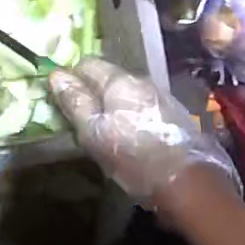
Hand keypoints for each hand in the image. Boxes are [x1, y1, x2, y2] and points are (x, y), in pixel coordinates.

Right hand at [47, 58, 238, 207]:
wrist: (188, 182)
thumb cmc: (134, 158)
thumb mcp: (94, 133)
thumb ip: (75, 102)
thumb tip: (56, 75)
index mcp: (120, 80)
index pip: (87, 63)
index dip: (70, 77)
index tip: (60, 99)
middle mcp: (142, 80)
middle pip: (107, 77)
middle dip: (90, 93)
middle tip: (77, 119)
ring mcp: (159, 96)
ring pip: (124, 93)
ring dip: (110, 105)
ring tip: (100, 131)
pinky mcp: (172, 114)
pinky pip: (140, 106)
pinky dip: (128, 115)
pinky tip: (126, 135)